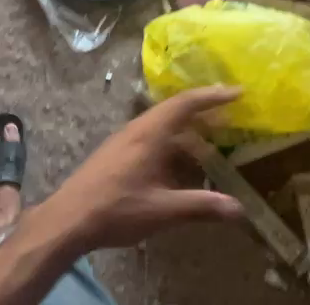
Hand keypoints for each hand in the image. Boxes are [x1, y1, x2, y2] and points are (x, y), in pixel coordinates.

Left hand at [38, 86, 244, 250]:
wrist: (70, 217)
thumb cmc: (116, 209)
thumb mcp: (162, 210)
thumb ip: (200, 207)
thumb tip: (239, 209)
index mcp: (150, 134)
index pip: (185, 104)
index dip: (212, 95)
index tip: (237, 92)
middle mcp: (138, 129)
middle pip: (174, 110)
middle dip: (203, 110)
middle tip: (231, 115)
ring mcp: (126, 139)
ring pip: (163, 125)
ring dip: (188, 129)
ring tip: (212, 141)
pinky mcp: (119, 152)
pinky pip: (153, 137)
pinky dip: (173, 143)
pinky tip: (182, 164)